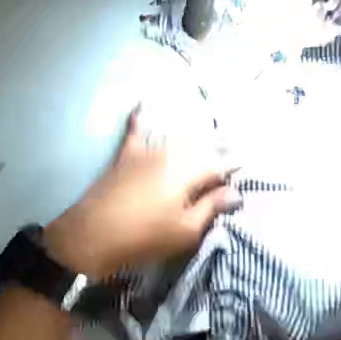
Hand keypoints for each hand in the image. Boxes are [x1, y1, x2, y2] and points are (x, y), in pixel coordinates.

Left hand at [42, 108, 238, 280]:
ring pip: (176, 134)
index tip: (250, 161)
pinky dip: (143, 115)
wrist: (91, 236)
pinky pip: (137, 129)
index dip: (235, 165)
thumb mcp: (185, 230)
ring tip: (210, 127)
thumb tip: (235, 192)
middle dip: (221, 143)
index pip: (220, 165)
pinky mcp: (125, 155)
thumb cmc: (144, 237)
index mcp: (189, 172)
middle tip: (237, 139)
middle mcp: (170, 153)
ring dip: (195, 130)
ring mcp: (146, 151)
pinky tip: (145, 102)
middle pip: (202, 145)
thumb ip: (211, 207)